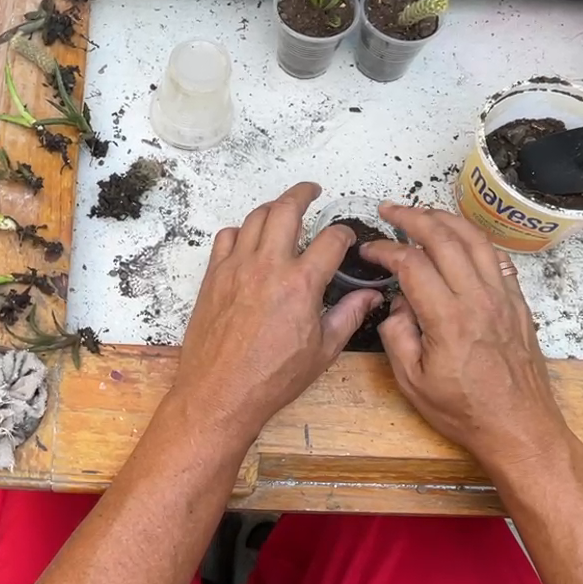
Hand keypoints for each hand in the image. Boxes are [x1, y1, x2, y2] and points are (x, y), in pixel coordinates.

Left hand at [171, 183, 382, 440]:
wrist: (219, 393)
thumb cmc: (271, 379)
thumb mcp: (322, 352)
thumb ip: (348, 316)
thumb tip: (369, 297)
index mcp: (301, 284)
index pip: (331, 240)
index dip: (344, 234)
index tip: (346, 238)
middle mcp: (267, 266)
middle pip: (287, 209)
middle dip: (303, 193)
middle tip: (312, 190)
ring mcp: (236, 268)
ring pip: (254, 218)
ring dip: (272, 208)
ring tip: (283, 211)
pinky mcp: (214, 276)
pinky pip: (226, 238)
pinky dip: (240, 232)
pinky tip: (249, 241)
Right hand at [359, 203, 575, 479]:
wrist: (519, 427)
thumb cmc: (463, 410)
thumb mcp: (412, 382)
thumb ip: (397, 334)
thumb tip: (397, 304)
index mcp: (448, 318)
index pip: (412, 264)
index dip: (385, 250)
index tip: (369, 251)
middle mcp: (479, 299)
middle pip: (445, 238)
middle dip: (412, 217)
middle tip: (390, 210)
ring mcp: (503, 298)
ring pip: (476, 240)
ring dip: (446, 219)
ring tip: (423, 212)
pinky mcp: (517, 304)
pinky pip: (497, 258)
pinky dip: (476, 240)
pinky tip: (462, 238)